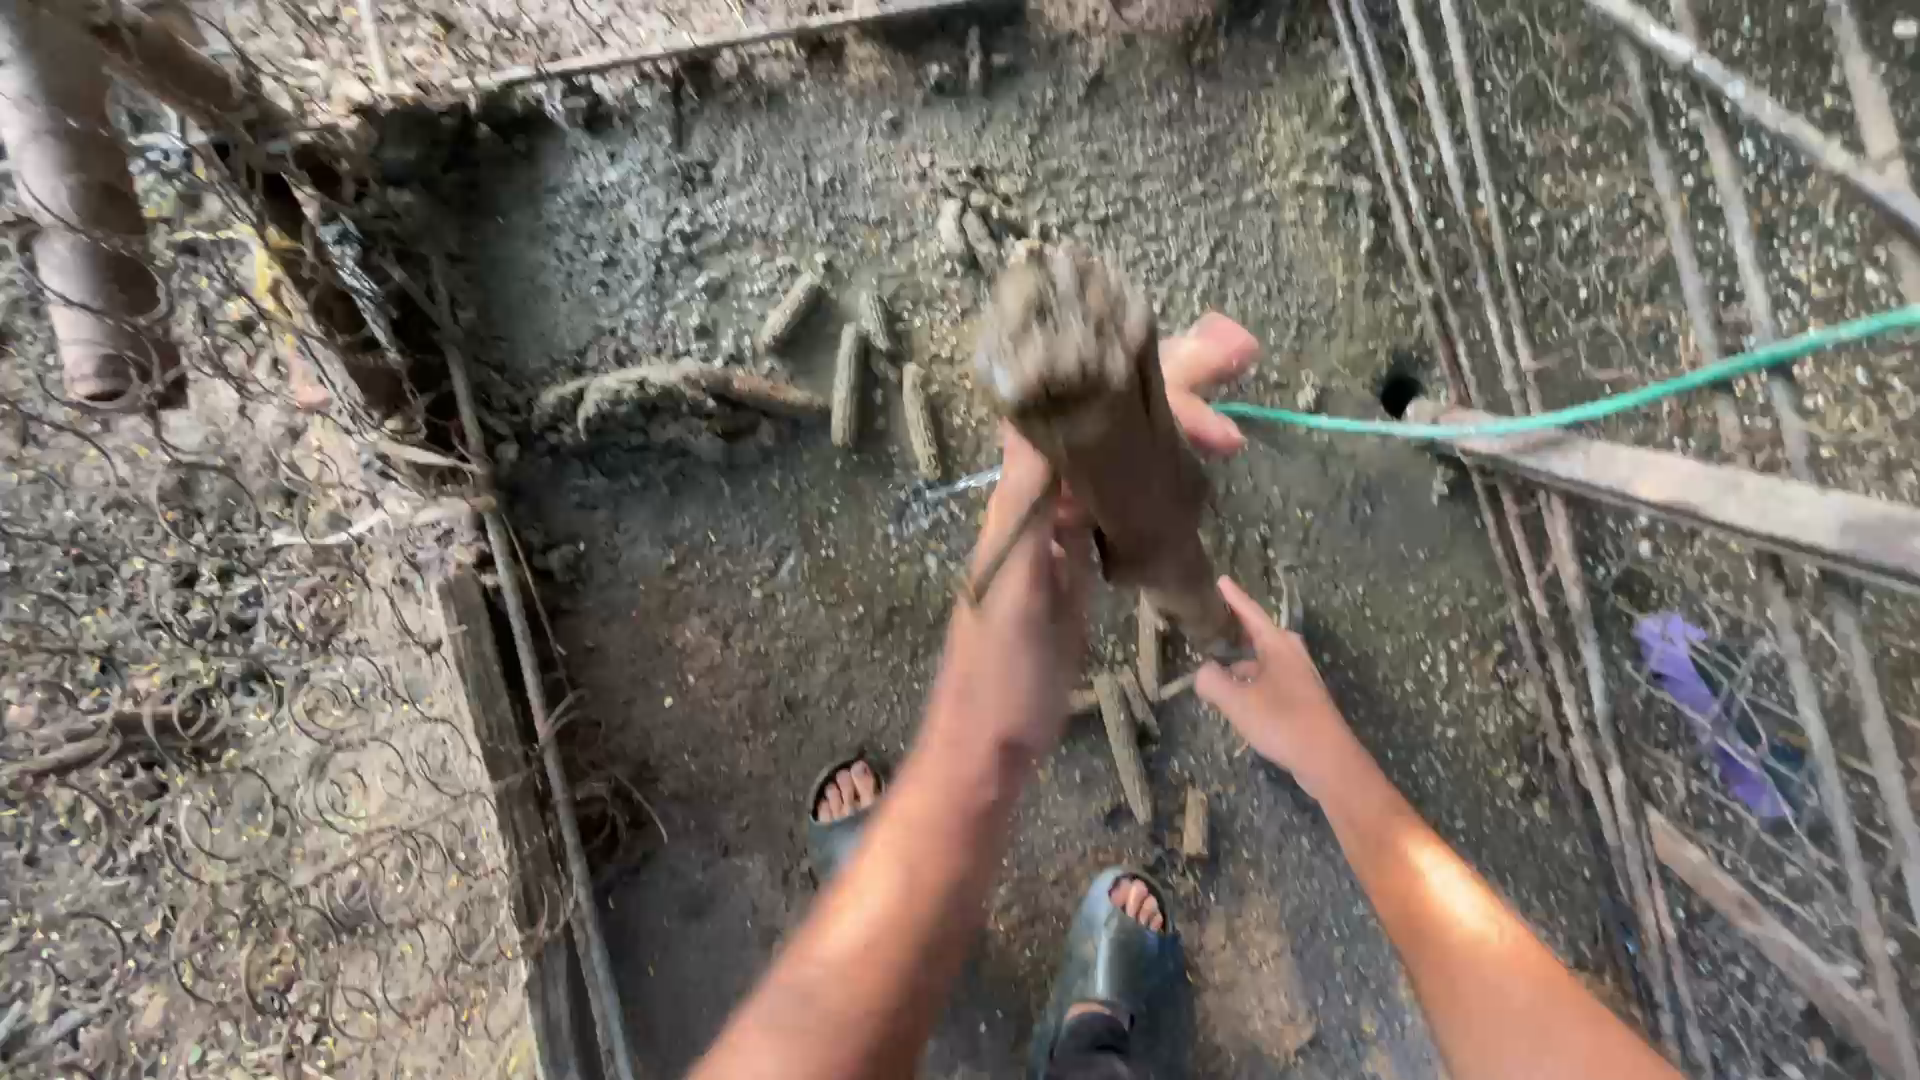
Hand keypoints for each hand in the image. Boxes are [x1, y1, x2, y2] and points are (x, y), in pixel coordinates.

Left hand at [930, 314, 1260, 757]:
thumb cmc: (999, 669)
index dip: (1149, 395)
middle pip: (1109, 426)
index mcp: (1023, 495)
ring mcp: (1063, 530)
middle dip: (1172, 396)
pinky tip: (1191, 477)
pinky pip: (1120, 506)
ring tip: (1231, 432)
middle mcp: (1042, 500)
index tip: (1214, 395)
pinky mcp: (1079, 561)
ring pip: (1120, 460)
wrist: (993, 734)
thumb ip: (1025, 502)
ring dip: (1172, 436)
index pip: (1087, 416)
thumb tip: (1038, 411)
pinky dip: (1157, 486)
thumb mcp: (1010, 584)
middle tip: (1242, 355)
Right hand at [1195, 576, 1365, 797]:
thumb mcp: (1237, 702)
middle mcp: (1291, 656)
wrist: (1328, 760)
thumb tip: (1202, 672)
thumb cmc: (1283, 722)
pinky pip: (1269, 679)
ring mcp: (1299, 677)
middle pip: (1260, 634)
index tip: (1221, 580)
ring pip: (1264, 660)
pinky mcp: (1301, 699)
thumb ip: (1211, 682)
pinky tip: (1237, 698)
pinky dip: (1251, 680)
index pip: (1251, 613)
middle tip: (1216, 623)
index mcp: (1278, 646)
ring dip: (1242, 661)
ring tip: (1217, 667)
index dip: (1234, 597)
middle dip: (1238, 629)